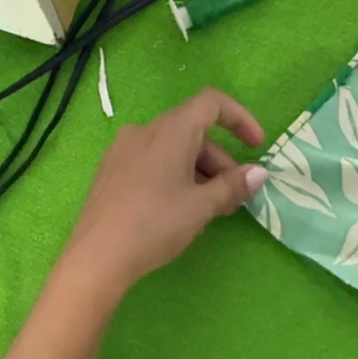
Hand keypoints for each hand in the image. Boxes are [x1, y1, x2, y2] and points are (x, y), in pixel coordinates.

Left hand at [63, 88, 266, 285]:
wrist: (99, 255)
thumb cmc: (155, 224)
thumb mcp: (201, 207)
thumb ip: (232, 187)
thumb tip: (258, 173)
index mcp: (171, 130)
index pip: (212, 103)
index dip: (240, 119)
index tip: (257, 146)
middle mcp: (145, 130)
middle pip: (193, 132)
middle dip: (220, 162)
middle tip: (233, 198)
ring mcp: (124, 149)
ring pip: (172, 150)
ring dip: (199, 173)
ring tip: (208, 209)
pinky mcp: (111, 171)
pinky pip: (152, 163)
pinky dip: (174, 177)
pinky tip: (178, 209)